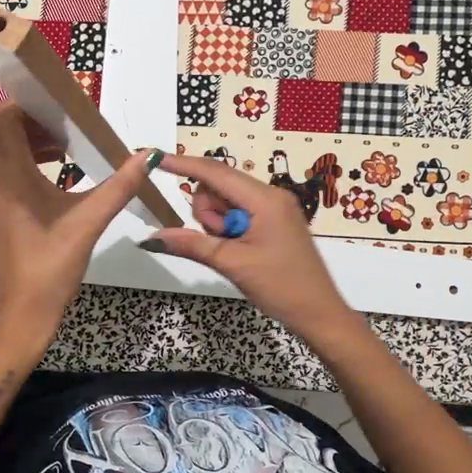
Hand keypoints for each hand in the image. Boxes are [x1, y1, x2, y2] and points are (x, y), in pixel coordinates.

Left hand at [0, 104, 154, 329]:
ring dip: (25, 139)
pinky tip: (56, 173)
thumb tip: (146, 157)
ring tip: (64, 145)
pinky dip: (22, 161)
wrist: (21, 314)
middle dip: (25, 117)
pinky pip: (0, 171)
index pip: (1, 118)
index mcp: (7, 177)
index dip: (25, 102)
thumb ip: (118, 186)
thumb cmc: (51, 266)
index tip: (57, 102)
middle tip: (60, 120)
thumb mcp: (89, 223)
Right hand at [144, 153, 352, 335]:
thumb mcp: (232, 264)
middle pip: (218, 186)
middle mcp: (271, 195)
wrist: (319, 314)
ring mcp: (273, 208)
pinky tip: (238, 249)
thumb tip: (152, 238)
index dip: (184, 164)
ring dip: (217, 223)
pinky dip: (228, 228)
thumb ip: (191, 245)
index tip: (155, 158)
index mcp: (265, 199)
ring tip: (233, 250)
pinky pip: (237, 212)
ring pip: (224, 201)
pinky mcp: (273, 221)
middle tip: (220, 241)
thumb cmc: (281, 287)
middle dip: (207, 211)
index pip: (216, 172)